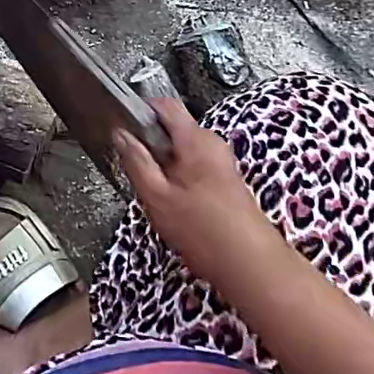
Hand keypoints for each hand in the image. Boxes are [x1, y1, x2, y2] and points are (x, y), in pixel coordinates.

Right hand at [113, 95, 274, 280]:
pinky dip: (180, 180)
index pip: (164, 105)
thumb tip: (121, 134)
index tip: (125, 129)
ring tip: (159, 196)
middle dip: (151, 147)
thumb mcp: (156, 196)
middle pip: (171, 130)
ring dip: (165, 167)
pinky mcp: (226, 181)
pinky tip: (177, 207)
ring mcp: (221, 162)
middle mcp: (212, 144)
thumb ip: (136, 160)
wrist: (253, 269)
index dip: (140, 111)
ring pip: (181, 151)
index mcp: (196, 139)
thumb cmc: (206, 233)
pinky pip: (193, 167)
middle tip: (141, 174)